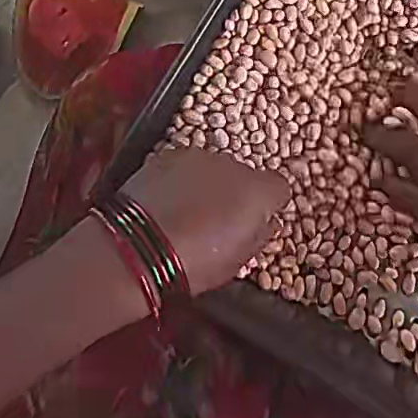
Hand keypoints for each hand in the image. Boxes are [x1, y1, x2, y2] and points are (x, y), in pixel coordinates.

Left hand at [121, 148, 289, 293]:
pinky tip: (169, 199)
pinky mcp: (169, 154)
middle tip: (219, 220)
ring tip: (189, 211)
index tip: (257, 220)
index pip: (277, 188)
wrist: (139, 246)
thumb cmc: (195, 262)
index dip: (269, 204)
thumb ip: (259, 234)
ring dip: (209, 183)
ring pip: (214, 167)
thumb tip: (265, 221)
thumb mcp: (238, 261)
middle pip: (244, 175)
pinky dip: (183, 177)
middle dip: (236, 192)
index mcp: (258, 192)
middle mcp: (233, 165)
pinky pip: (186, 163)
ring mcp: (199, 156)